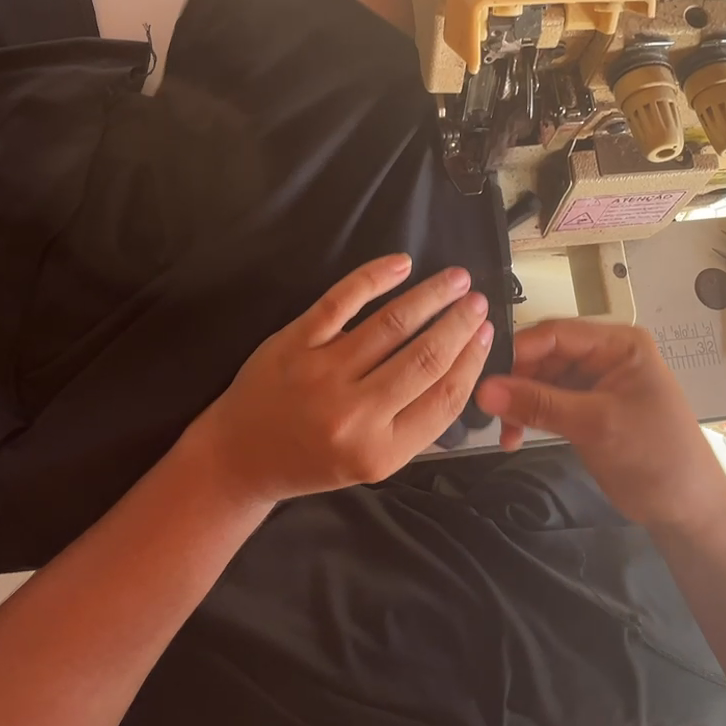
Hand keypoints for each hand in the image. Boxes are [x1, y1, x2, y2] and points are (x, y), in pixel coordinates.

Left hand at [180, 254, 493, 505]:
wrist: (240, 459)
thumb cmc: (312, 461)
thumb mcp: (371, 461)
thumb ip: (413, 424)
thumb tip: (460, 367)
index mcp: (381, 451)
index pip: (444, 398)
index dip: (472, 361)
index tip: (486, 333)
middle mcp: (355, 414)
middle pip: (424, 357)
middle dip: (459, 323)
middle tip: (478, 300)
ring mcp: (322, 374)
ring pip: (391, 324)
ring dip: (431, 296)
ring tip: (455, 279)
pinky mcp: (294, 343)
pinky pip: (342, 301)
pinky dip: (375, 277)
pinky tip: (401, 265)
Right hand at [474, 320, 725, 531]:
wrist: (688, 511)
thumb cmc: (655, 458)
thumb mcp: (595, 425)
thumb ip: (539, 404)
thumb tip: (484, 389)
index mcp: (619, 344)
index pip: (556, 333)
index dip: (519, 350)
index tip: (483, 374)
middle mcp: (605, 355)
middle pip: (545, 355)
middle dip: (517, 382)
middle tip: (489, 410)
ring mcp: (596, 383)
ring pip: (541, 380)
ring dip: (520, 403)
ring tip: (504, 432)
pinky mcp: (587, 408)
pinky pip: (548, 402)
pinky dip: (530, 417)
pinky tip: (514, 437)